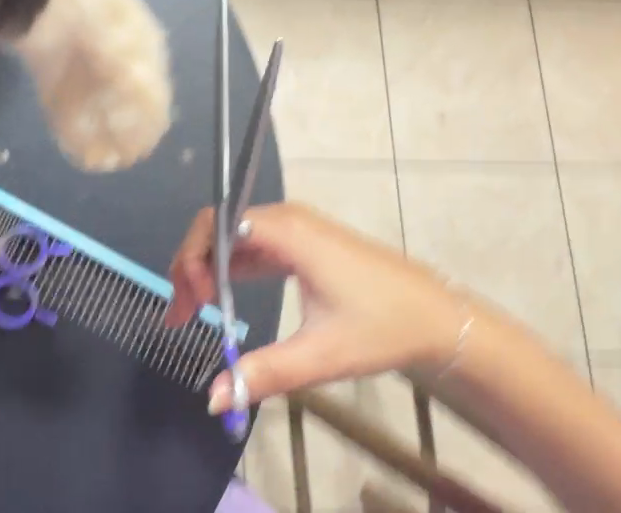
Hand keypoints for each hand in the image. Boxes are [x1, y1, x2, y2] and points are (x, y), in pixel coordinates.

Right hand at [160, 202, 468, 411]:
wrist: (439, 318)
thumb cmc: (382, 328)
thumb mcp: (321, 355)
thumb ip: (264, 373)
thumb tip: (213, 401)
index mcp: (286, 231)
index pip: (214, 226)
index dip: (193, 260)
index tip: (194, 305)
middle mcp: (284, 219)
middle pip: (216, 229)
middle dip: (191, 267)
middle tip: (181, 314)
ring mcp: (293, 228)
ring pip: (230, 237)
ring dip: (207, 270)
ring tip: (192, 311)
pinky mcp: (300, 242)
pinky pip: (249, 246)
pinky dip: (229, 270)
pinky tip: (221, 300)